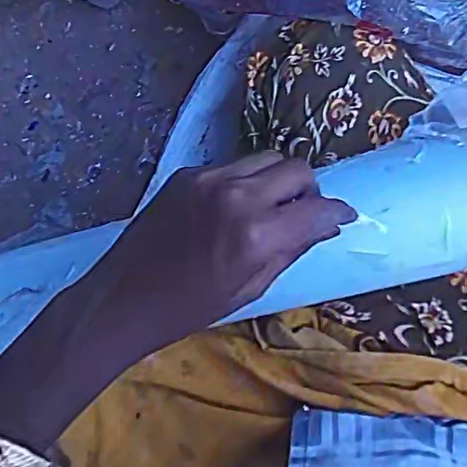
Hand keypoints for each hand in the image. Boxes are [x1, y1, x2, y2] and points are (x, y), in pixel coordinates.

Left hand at [84, 152, 356, 346]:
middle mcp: (237, 196)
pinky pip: (234, 167)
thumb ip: (293, 249)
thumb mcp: (252, 287)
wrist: (122, 299)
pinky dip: (246, 183)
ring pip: (267, 159)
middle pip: (296, 168)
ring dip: (278, 180)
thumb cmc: (191, 307)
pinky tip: (232, 209)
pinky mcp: (187, 173)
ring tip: (269, 206)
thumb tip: (326, 225)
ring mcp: (209, 179)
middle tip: (302, 212)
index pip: (317, 209)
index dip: (338, 212)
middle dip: (309, 190)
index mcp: (256, 235)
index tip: (344, 216)